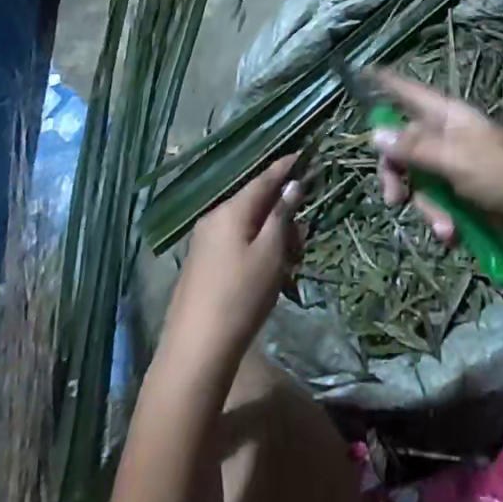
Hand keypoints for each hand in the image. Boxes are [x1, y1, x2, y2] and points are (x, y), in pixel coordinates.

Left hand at [161, 156, 304, 371]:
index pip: (262, 179)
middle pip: (256, 204)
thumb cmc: (241, 295)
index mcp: (230, 210)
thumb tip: (291, 186)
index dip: (284, 168)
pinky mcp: (203, 262)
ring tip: (288, 267)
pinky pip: (237, 243)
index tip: (303, 156)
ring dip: (272, 237)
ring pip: (248, 226)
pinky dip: (257, 250)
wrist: (198, 345)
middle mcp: (214, 218)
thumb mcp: (270, 254)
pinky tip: (268, 275)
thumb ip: (281, 216)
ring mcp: (205, 241)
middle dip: (282, 216)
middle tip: (301, 245)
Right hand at [371, 69, 502, 255]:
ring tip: (444, 229)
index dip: (386, 84)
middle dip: (398, 175)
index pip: (409, 92)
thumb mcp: (455, 161)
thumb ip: (413, 148)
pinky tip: (452, 235)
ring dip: (426, 207)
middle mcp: (447, 137)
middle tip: (395, 200)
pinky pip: (435, 201)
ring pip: (416, 179)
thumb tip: (374, 133)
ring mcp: (454, 166)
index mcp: (449, 117)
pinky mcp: (462, 194)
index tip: (360, 72)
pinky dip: (440, 218)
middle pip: (402, 145)